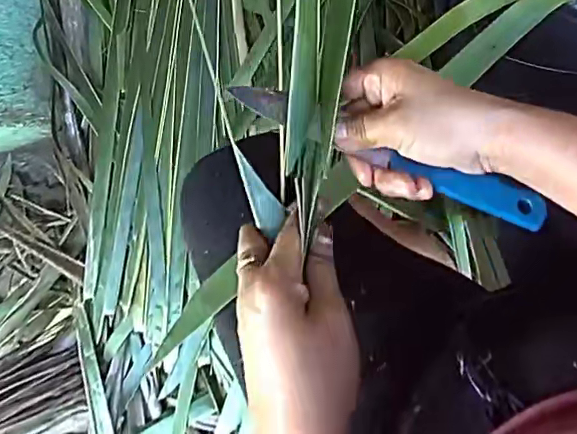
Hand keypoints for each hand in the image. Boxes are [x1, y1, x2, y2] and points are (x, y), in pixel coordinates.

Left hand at [236, 213, 358, 433]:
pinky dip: (271, 275)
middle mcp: (247, 290)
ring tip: (310, 266)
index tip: (321, 198)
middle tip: (312, 236)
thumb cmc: (320, 378)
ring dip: (275, 253)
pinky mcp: (246, 329)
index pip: (288, 229)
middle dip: (278, 228)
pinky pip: (253, 284)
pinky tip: (298, 292)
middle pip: (255, 239)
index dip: (307, 211)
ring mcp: (243, 310)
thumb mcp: (334, 316)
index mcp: (270, 281)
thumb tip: (320, 231)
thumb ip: (324, 267)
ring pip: (252, 261)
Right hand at [334, 58, 520, 199]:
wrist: (493, 141)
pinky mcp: (420, 142)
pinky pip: (399, 161)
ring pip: (379, 152)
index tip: (338, 147)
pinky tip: (424, 185)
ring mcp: (406, 119)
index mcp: (382, 78)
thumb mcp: (394, 127)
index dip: (338, 120)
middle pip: (359, 129)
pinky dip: (408, 177)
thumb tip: (333, 133)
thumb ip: (358, 131)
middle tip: (375, 178)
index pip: (344, 93)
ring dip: (391, 176)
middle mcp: (391, 94)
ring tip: (411, 185)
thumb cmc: (442, 124)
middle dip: (370, 160)